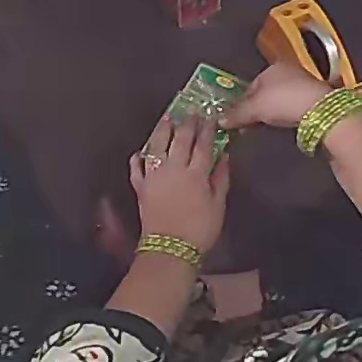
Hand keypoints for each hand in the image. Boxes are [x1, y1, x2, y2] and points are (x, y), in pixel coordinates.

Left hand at [130, 112, 229, 252]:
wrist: (170, 249)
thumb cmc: (200, 229)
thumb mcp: (218, 204)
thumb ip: (220, 178)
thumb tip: (224, 155)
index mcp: (196, 173)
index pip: (203, 144)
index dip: (207, 129)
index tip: (210, 117)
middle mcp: (173, 168)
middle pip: (180, 140)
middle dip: (187, 124)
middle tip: (190, 112)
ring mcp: (154, 176)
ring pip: (157, 146)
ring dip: (162, 131)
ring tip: (166, 119)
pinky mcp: (141, 187)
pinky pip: (137, 168)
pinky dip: (138, 157)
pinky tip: (141, 151)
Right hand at [221, 62, 333, 129]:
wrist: (319, 110)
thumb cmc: (282, 101)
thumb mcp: (254, 108)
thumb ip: (236, 114)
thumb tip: (220, 121)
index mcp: (272, 68)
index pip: (251, 85)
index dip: (242, 102)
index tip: (238, 117)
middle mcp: (288, 71)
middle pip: (266, 92)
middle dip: (257, 108)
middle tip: (250, 124)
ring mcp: (303, 83)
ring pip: (280, 99)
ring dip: (272, 112)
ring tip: (267, 126)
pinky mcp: (314, 96)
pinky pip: (293, 106)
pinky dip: (287, 114)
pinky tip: (285, 123)